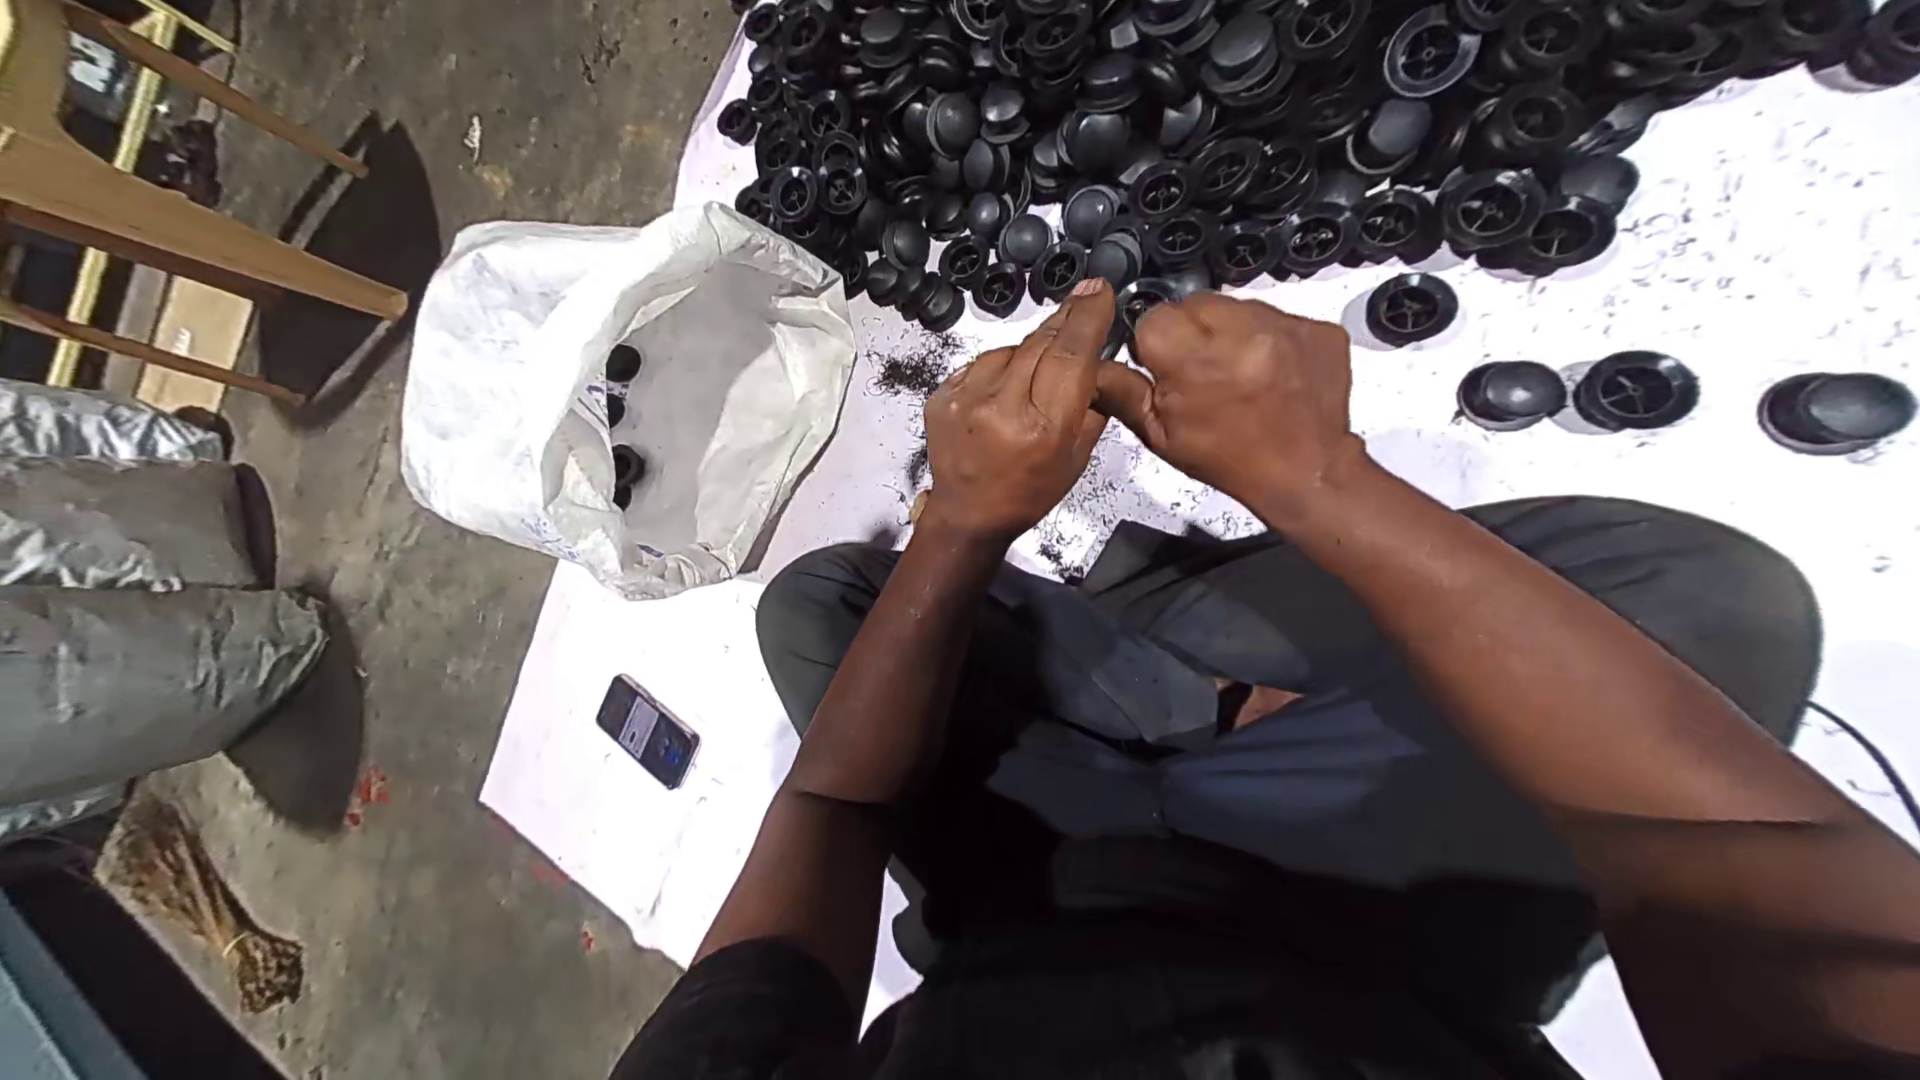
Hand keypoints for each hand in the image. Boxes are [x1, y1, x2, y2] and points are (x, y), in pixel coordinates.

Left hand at [922, 279, 1114, 541]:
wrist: (968, 513)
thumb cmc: (1024, 493)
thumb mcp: (1074, 459)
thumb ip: (1091, 407)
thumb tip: (1099, 361)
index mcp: (1043, 428)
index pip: (1070, 355)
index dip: (1087, 317)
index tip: (1097, 292)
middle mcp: (1001, 409)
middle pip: (1040, 342)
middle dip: (1064, 320)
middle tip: (1082, 301)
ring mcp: (966, 400)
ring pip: (1009, 349)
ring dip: (1028, 353)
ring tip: (1031, 384)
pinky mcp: (942, 397)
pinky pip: (981, 363)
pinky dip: (997, 369)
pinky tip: (1002, 393)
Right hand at [1096, 293, 1365, 515]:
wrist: (1301, 470)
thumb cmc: (1230, 458)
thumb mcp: (1160, 435)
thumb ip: (1123, 394)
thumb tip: (1094, 370)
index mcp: (1193, 360)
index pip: (1153, 317)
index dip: (1152, 342)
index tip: (1162, 364)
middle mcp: (1240, 333)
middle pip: (1193, 303)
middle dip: (1189, 332)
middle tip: (1199, 372)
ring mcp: (1282, 327)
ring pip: (1233, 305)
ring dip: (1226, 331)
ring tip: (1234, 373)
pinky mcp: (1313, 327)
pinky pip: (1273, 316)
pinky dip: (1263, 337)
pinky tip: (1263, 371)